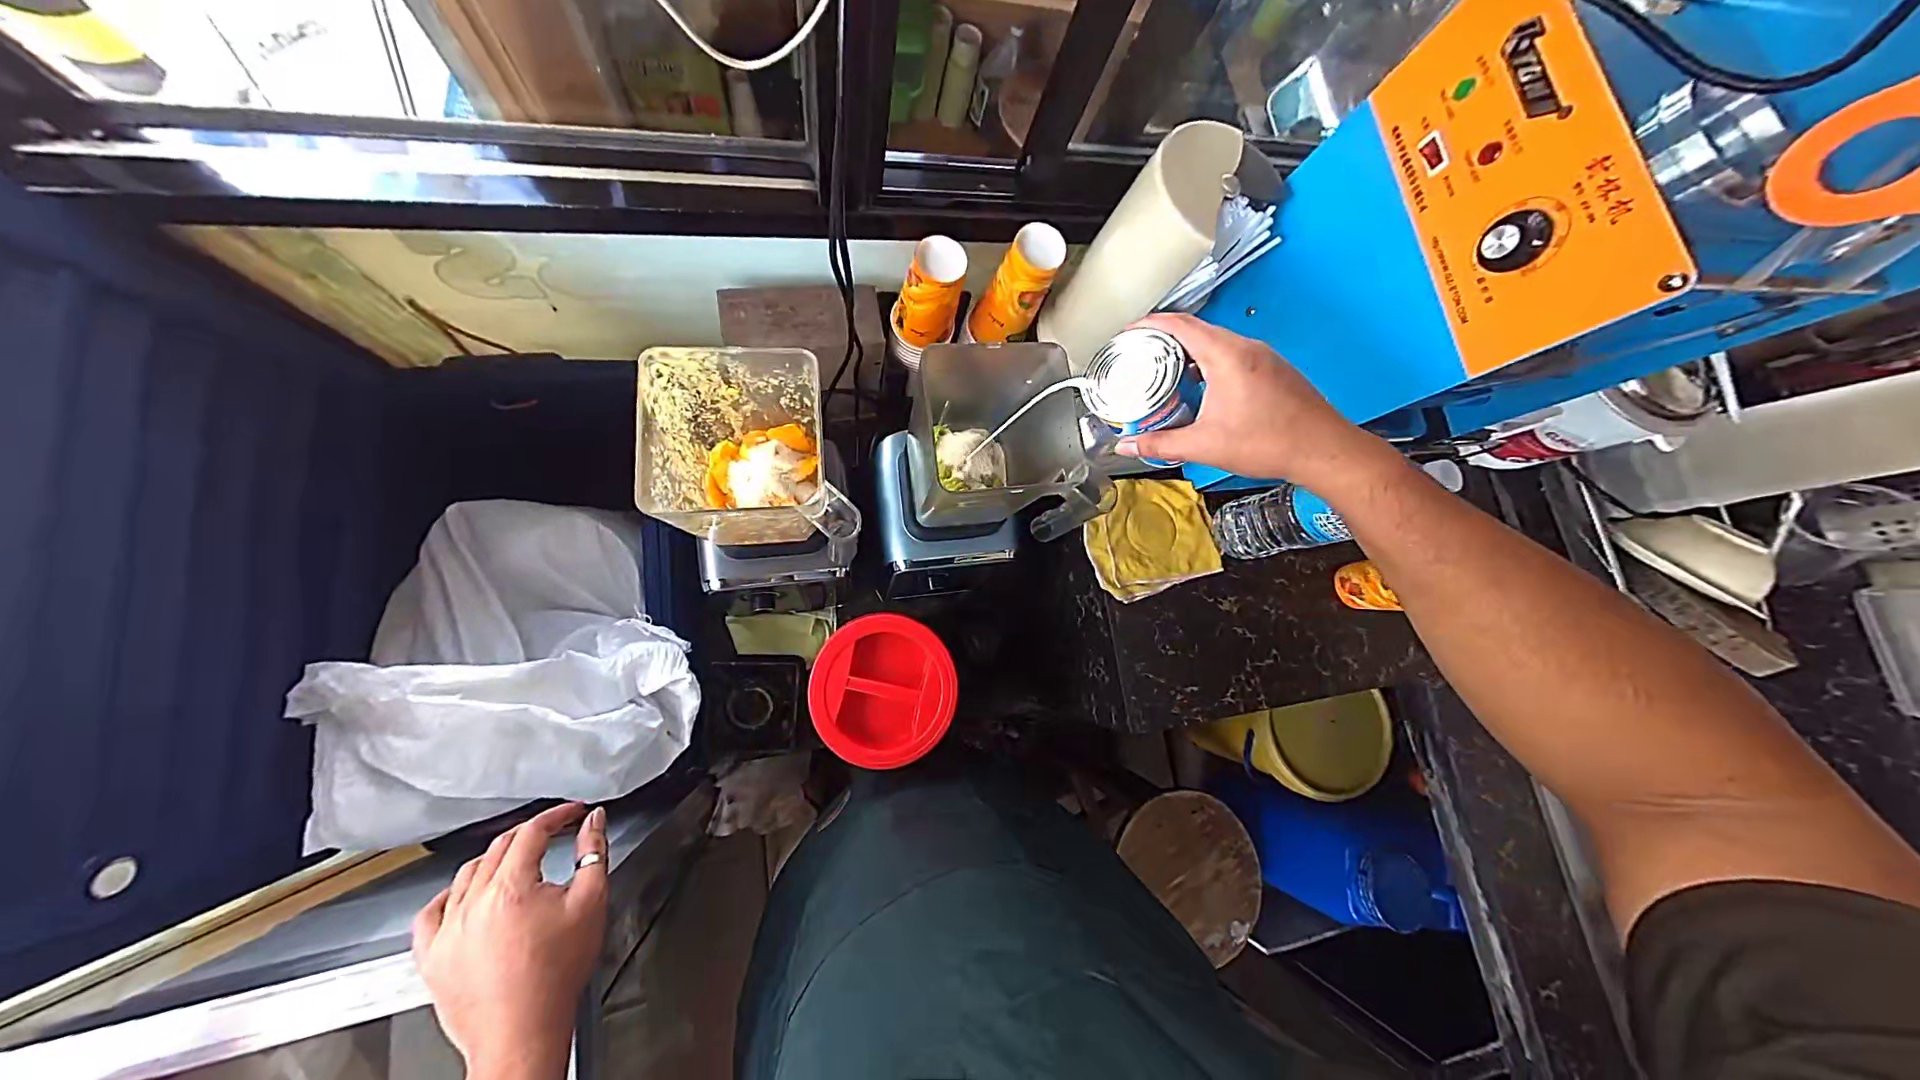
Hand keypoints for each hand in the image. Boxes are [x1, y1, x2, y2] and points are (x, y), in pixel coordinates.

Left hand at [412, 803, 608, 1079]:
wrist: (522, 1032)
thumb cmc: (556, 975)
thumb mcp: (592, 902)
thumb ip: (594, 853)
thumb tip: (592, 822)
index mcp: (511, 888)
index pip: (532, 832)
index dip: (556, 816)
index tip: (571, 813)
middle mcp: (473, 904)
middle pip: (499, 847)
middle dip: (530, 832)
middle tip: (553, 831)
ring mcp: (447, 931)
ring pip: (467, 874)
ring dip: (494, 858)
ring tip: (518, 861)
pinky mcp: (431, 957)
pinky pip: (430, 914)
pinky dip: (449, 896)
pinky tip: (464, 895)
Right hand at [1112, 314, 1396, 493]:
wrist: (1322, 450)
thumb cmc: (1273, 442)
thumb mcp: (1204, 445)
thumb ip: (1160, 444)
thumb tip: (1128, 446)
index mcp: (1227, 356)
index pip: (1181, 324)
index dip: (1150, 324)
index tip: (1130, 331)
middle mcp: (1247, 348)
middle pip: (1197, 329)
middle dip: (1165, 338)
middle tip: (1141, 354)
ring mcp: (1263, 356)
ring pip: (1216, 341)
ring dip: (1189, 351)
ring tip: (1165, 370)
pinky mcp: (1272, 368)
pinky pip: (1233, 353)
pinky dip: (1210, 361)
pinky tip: (1200, 386)